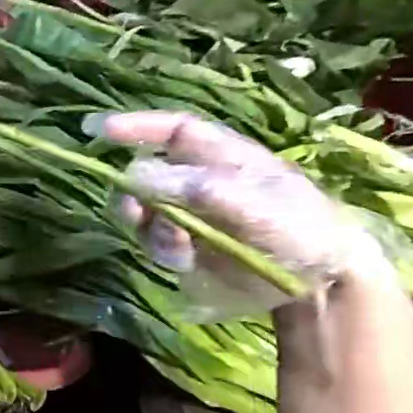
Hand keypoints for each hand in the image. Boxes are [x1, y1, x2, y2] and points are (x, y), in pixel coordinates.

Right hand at [92, 111, 390, 307]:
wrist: (317, 286)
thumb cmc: (298, 230)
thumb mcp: (252, 203)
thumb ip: (195, 187)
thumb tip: (135, 175)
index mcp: (222, 156)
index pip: (172, 130)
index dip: (134, 126)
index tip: (95, 129)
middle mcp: (198, 180)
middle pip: (143, 172)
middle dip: (133, 191)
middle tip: (135, 210)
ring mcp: (189, 214)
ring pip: (141, 208)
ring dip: (149, 226)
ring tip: (176, 247)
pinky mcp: (183, 245)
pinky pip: (150, 238)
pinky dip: (159, 249)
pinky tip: (182, 260)